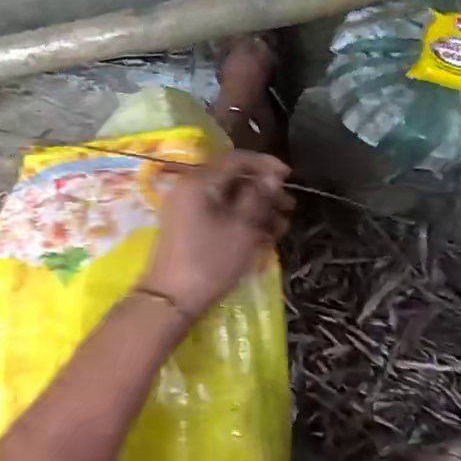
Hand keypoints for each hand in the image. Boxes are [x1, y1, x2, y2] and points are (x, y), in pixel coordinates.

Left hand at [137, 151, 291, 317]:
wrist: (170, 301)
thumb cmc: (209, 262)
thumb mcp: (241, 228)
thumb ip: (258, 198)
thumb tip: (271, 176)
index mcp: (198, 182)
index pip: (235, 159)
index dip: (265, 164)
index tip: (289, 176)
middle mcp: (189, 190)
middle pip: (232, 180)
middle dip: (264, 192)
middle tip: (289, 207)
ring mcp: (186, 210)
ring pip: (227, 200)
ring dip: (256, 210)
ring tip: (281, 228)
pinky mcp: (188, 229)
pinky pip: (218, 216)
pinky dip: (241, 222)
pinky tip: (264, 238)